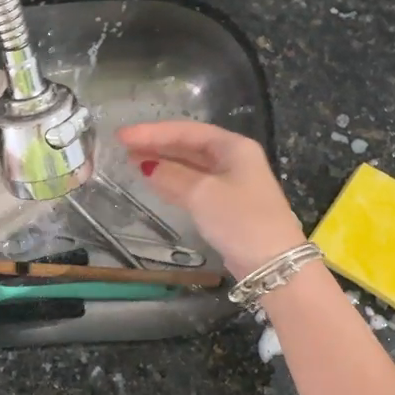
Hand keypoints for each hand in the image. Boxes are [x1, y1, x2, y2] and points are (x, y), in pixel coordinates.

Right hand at [116, 121, 306, 278]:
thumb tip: (146, 166)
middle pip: (189, 146)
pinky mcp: (225, 206)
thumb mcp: (203, 193)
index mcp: (234, 147)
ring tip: (131, 160)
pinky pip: (193, 185)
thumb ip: (172, 176)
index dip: (153, 132)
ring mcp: (230, 184)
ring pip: (189, 166)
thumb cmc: (241, 220)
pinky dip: (171, 181)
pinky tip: (153, 182)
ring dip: (161, 163)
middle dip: (156, 145)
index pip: (187, 131)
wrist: (272, 263)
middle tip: (123, 146)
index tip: (122, 135)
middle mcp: (233, 160)